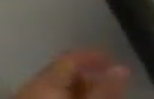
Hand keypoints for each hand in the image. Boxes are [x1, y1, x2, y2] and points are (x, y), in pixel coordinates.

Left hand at [14, 50, 128, 98]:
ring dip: (77, 95)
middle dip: (88, 82)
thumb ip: (104, 92)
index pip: (72, 59)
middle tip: (108, 93)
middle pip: (63, 76)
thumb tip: (122, 69)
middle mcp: (31, 91)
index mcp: (45, 84)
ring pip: (54, 94)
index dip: (95, 58)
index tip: (115, 66)